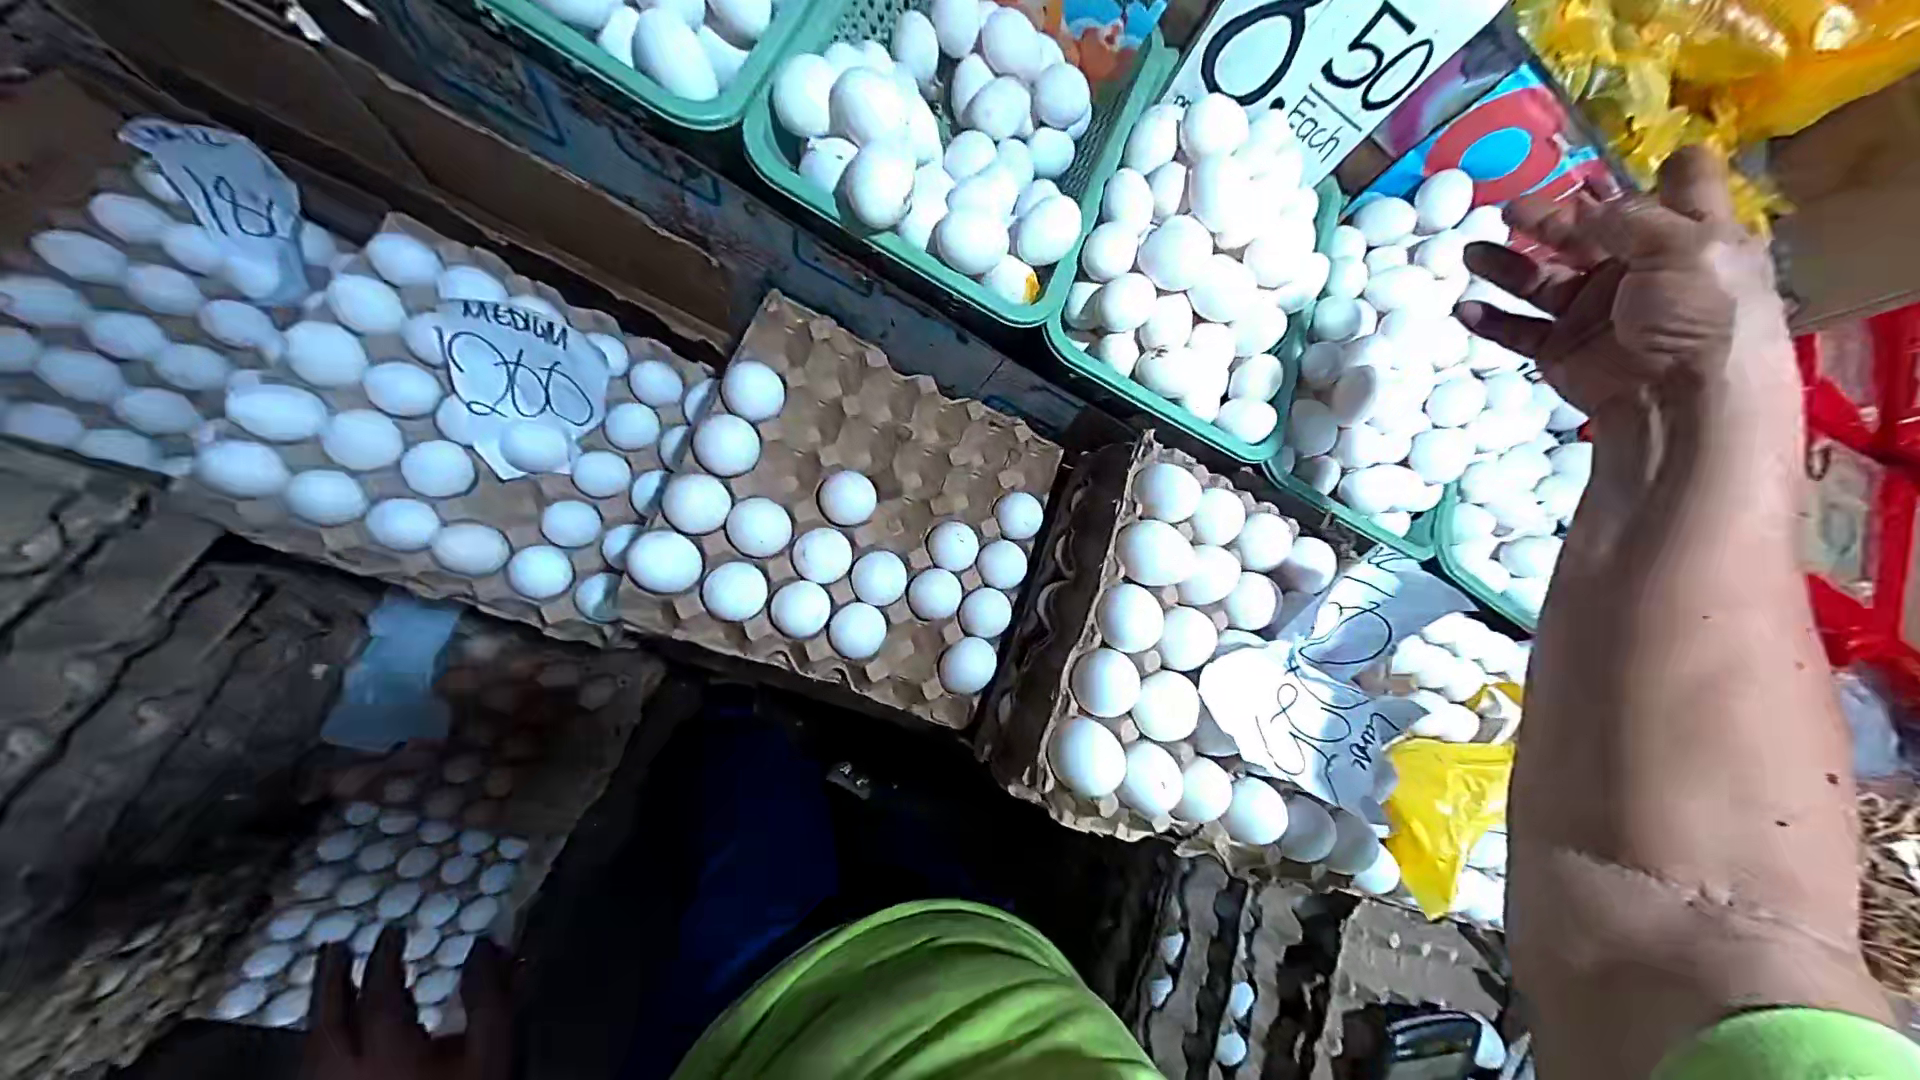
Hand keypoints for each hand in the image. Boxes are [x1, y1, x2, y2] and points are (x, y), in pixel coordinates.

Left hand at [301, 925, 511, 1079]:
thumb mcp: (491, 1048)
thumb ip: (489, 996)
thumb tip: (484, 945)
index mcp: (389, 1052)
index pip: (380, 994)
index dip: (384, 959)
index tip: (391, 930)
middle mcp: (347, 1075)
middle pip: (329, 1023)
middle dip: (331, 982)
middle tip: (334, 946)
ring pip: (312, 1051)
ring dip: (319, 1012)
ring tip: (327, 984)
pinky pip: (311, 1072)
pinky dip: (318, 1043)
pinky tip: (327, 1037)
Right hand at [1454, 147, 1792, 421]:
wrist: (1676, 394)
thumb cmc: (1699, 311)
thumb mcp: (1683, 247)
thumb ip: (1628, 221)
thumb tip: (1581, 205)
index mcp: (1684, 237)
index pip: (1675, 191)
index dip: (1652, 172)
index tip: (1616, 160)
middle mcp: (1636, 269)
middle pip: (1586, 235)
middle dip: (1548, 220)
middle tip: (1510, 210)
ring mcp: (1591, 311)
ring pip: (1539, 280)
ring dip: (1505, 266)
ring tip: (1472, 253)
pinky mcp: (1559, 347)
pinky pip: (1517, 330)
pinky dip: (1490, 321)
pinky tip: (1467, 309)